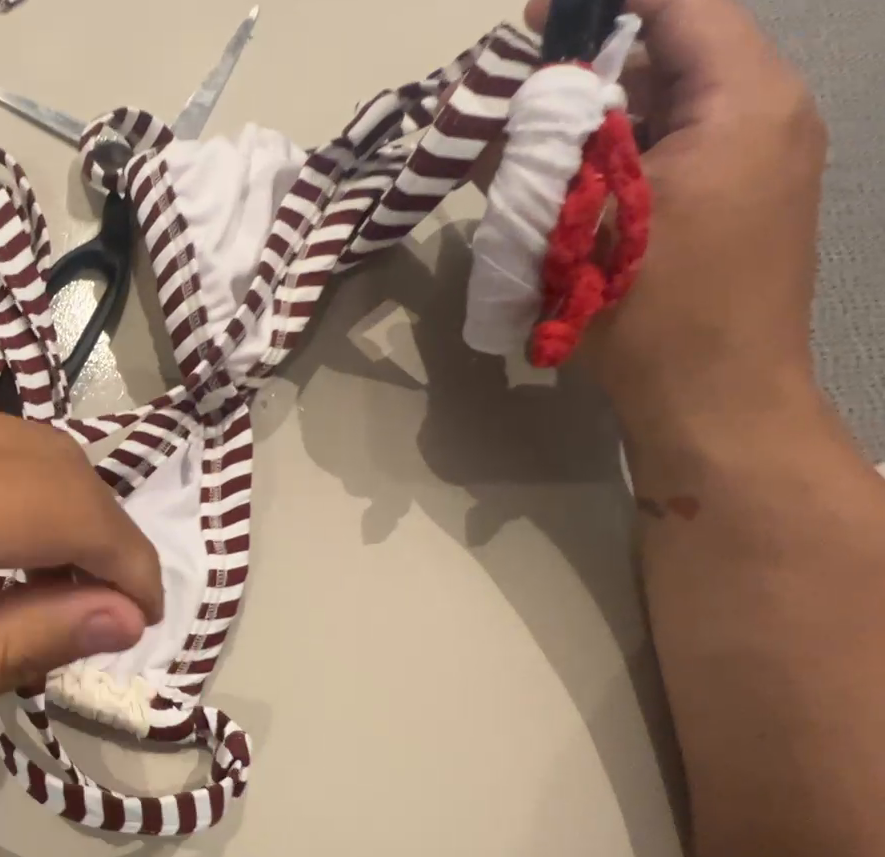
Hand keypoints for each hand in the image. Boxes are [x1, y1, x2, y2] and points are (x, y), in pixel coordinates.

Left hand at [0, 392, 162, 757]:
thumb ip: (4, 647)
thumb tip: (116, 613)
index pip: (62, 505)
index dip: (125, 558)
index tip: (139, 619)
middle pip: (46, 454)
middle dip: (99, 527)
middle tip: (96, 610)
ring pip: (1, 434)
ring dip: (48, 501)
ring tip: (39, 585)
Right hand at [520, 0, 826, 432]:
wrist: (713, 395)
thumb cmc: (647, 308)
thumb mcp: (581, 224)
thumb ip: (549, 153)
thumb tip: (512, 113)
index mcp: (744, 104)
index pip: (683, 9)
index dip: (607, 4)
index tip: (533, 20)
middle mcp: (766, 116)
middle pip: (676, 56)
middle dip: (592, 65)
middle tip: (514, 92)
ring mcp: (758, 161)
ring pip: (670, 107)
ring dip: (600, 115)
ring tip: (526, 140)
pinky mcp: (738, 201)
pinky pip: (675, 150)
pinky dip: (619, 151)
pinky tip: (564, 181)